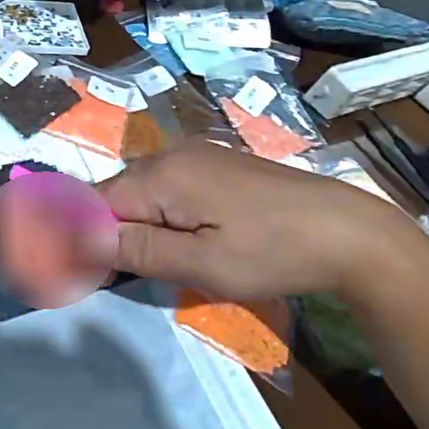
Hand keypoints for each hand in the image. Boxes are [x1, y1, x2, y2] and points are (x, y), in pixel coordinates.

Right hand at [98, 139, 418, 299]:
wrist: (347, 229)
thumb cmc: (273, 252)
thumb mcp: (204, 264)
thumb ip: (140, 249)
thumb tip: (81, 239)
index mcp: (160, 177)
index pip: (95, 203)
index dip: (83, 237)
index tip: (91, 274)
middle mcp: (168, 154)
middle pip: (115, 192)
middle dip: (109, 230)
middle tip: (125, 275)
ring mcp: (193, 153)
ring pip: (140, 187)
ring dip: (134, 221)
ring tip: (155, 260)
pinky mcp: (212, 160)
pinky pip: (165, 182)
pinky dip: (158, 209)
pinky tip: (180, 234)